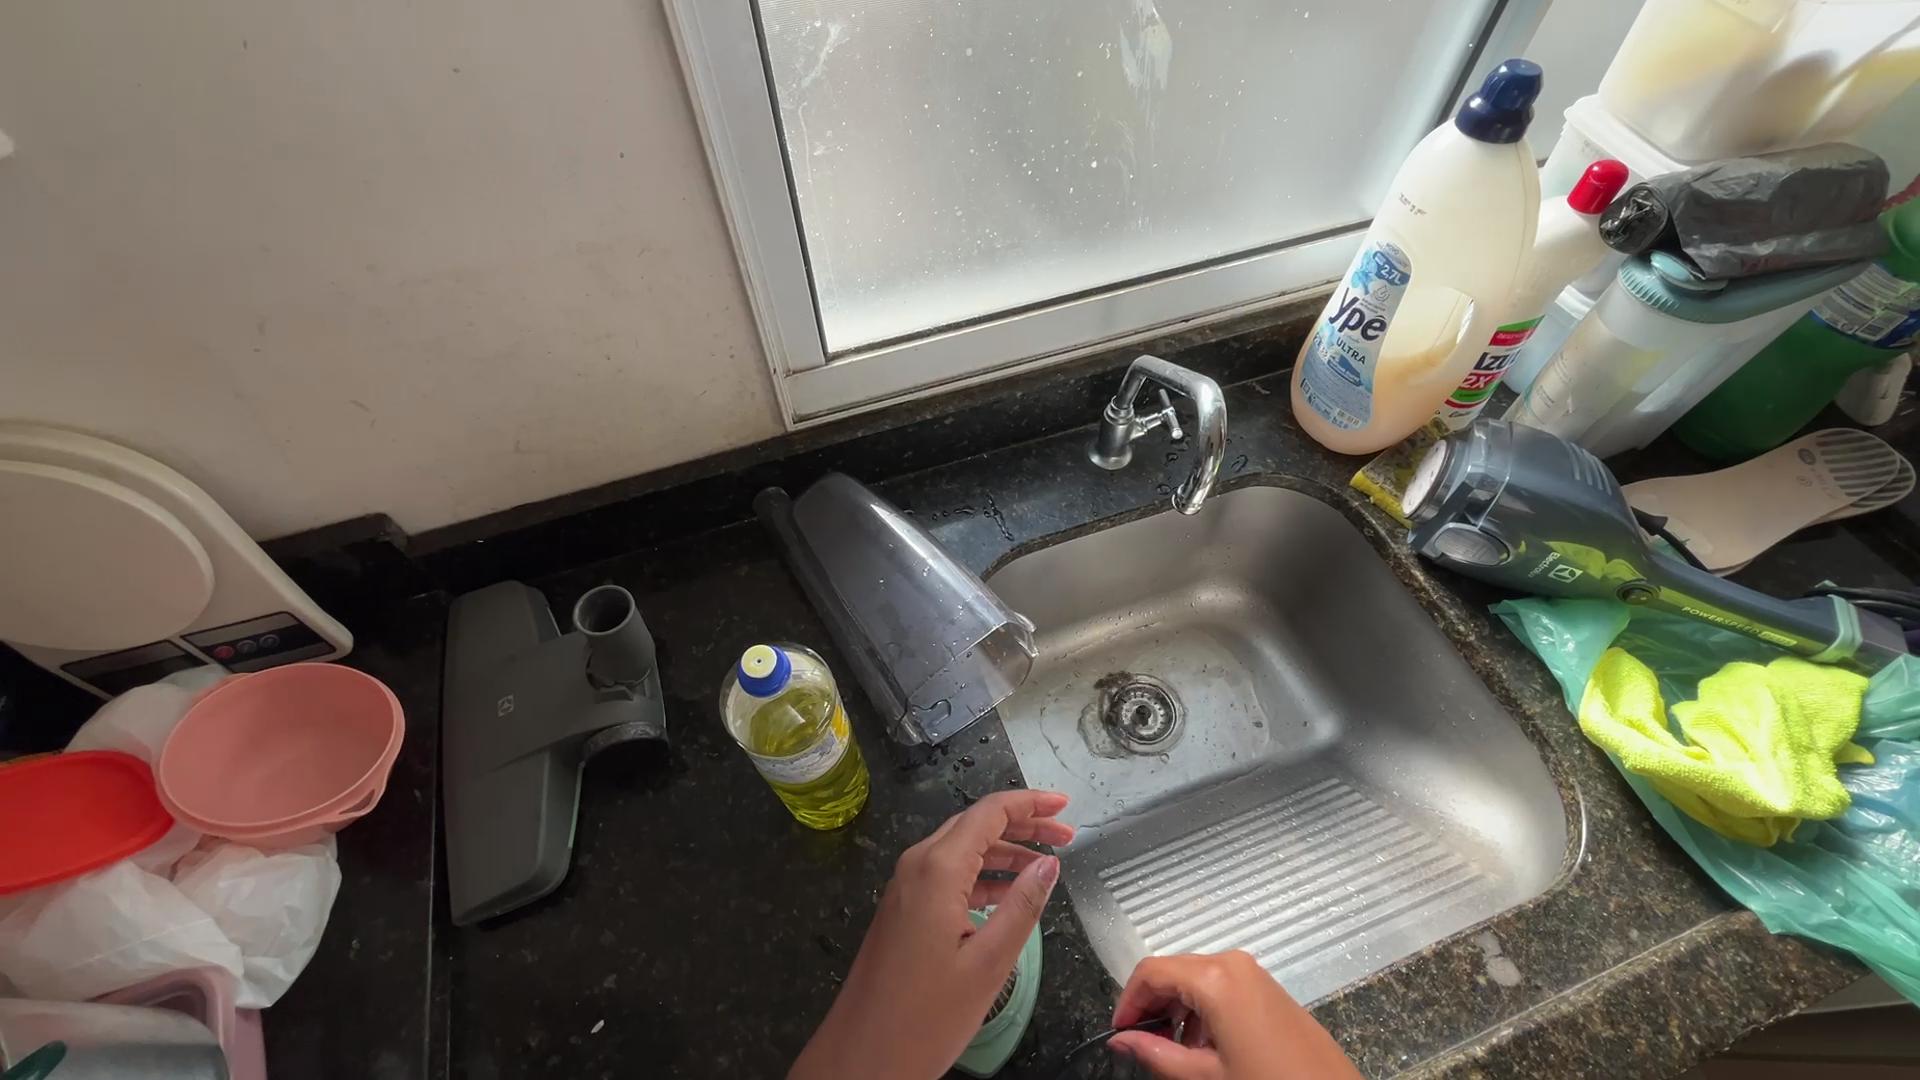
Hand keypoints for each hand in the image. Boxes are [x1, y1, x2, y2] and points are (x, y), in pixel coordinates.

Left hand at [789, 790, 1073, 1079]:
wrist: (860, 1058)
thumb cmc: (926, 1015)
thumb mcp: (988, 963)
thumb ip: (1023, 906)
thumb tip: (1049, 863)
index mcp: (938, 867)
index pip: (989, 813)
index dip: (1030, 803)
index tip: (1064, 804)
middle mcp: (918, 864)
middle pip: (977, 825)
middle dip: (1023, 824)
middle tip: (1065, 834)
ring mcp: (907, 884)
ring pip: (963, 849)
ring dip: (1005, 850)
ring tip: (1047, 861)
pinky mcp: (904, 906)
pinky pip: (949, 874)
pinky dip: (983, 875)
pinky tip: (1009, 892)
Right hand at [1108, 952, 1362, 1079]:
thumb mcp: (1207, 1077)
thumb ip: (1157, 1054)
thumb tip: (1121, 1040)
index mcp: (1215, 977)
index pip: (1152, 972)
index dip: (1128, 1000)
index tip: (1118, 1032)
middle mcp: (1233, 962)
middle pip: (1173, 970)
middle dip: (1153, 1004)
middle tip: (1141, 1043)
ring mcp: (1254, 973)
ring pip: (1196, 978)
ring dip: (1177, 1009)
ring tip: (1173, 1052)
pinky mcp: (1269, 988)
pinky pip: (1222, 986)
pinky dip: (1202, 1009)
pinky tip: (1204, 1047)